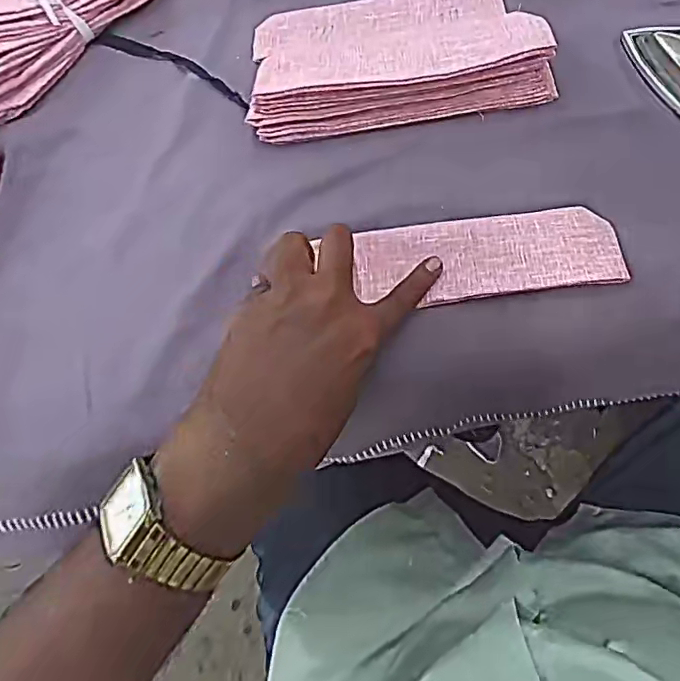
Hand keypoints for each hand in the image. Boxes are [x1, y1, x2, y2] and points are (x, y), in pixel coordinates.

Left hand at [154, 227, 439, 556]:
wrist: (248, 441)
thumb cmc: (303, 429)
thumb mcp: (349, 385)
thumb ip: (351, 346)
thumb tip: (340, 334)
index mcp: (360, 330)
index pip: (401, 296)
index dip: (420, 278)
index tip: (431, 263)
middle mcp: (327, 302)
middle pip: (338, 239)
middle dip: (337, 244)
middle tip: (332, 260)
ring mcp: (286, 296)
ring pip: (292, 242)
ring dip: (296, 254)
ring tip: (294, 271)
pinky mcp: (251, 304)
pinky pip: (262, 280)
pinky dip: (265, 289)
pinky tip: (263, 308)